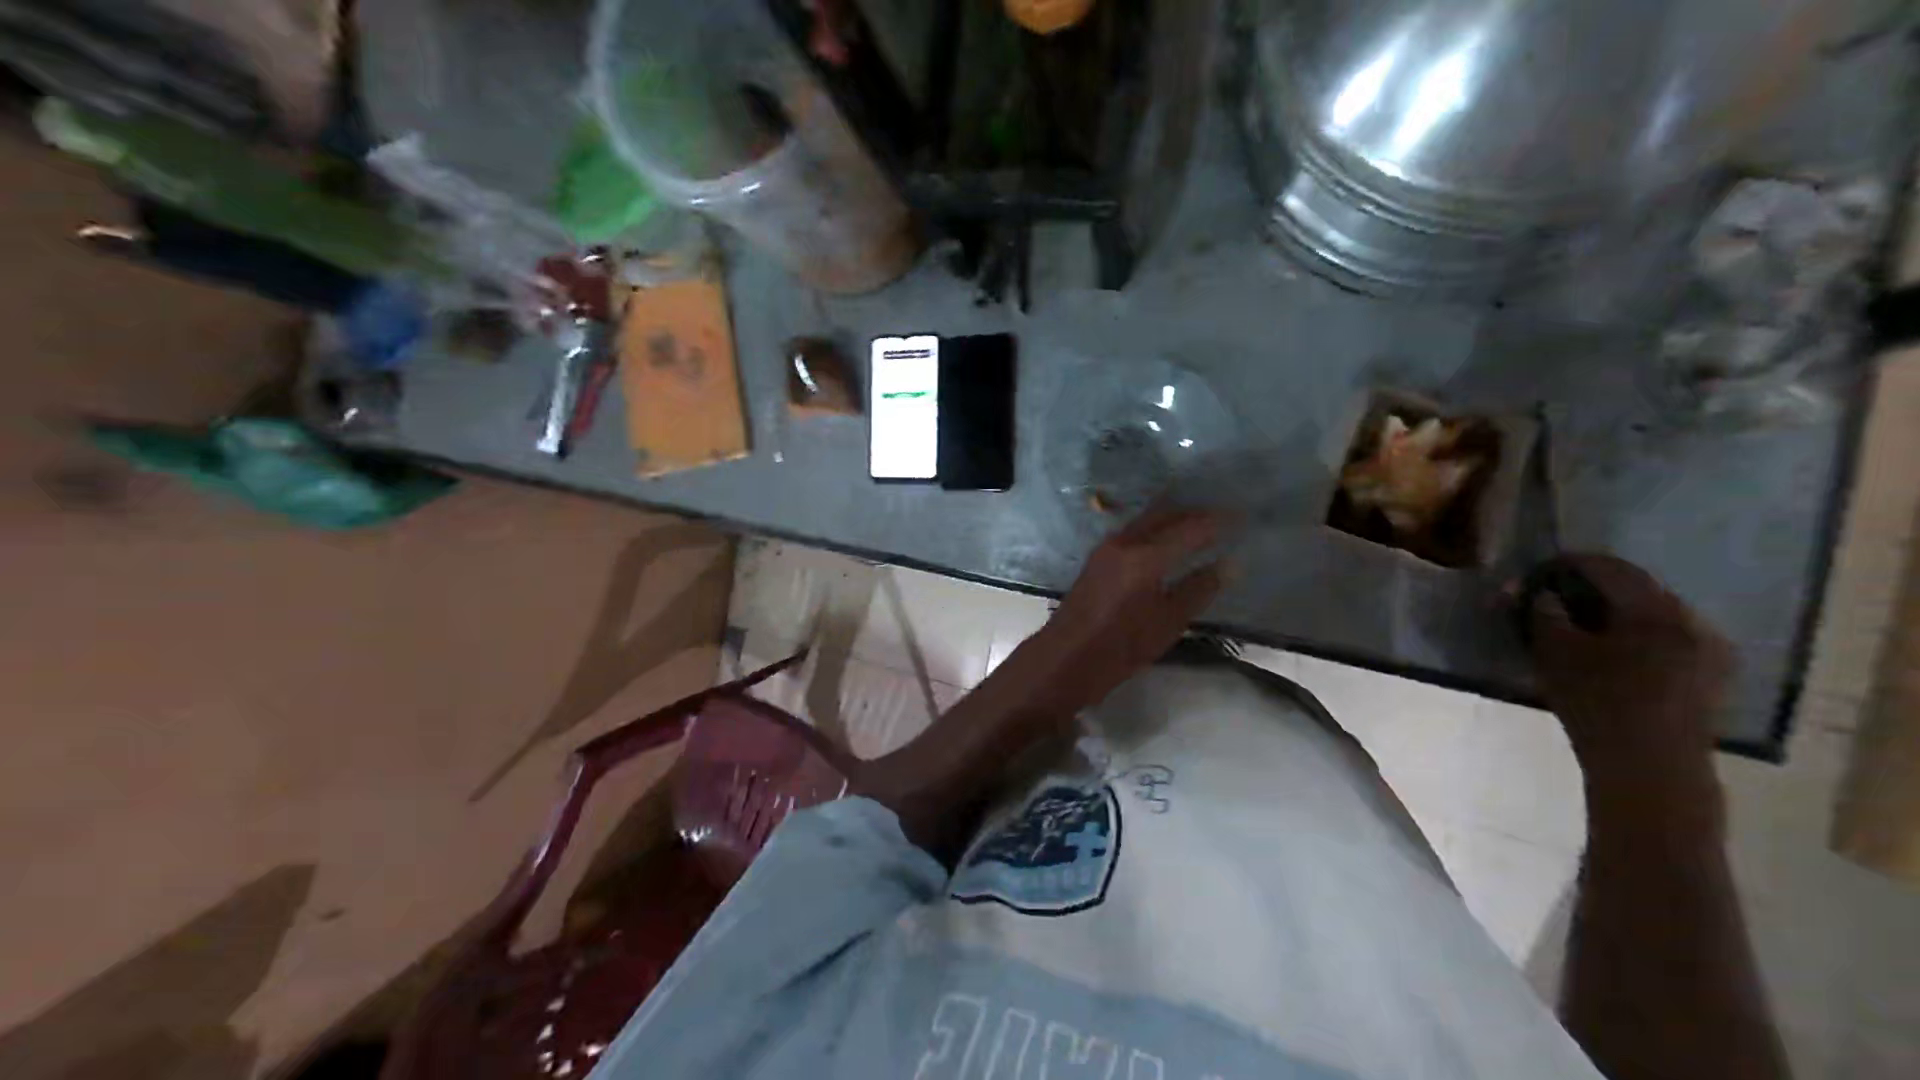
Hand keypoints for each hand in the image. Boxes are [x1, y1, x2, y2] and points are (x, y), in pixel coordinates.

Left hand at [1026, 506, 1229, 708]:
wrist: (1066, 657)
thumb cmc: (1120, 646)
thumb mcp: (1168, 623)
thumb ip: (1198, 590)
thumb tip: (1229, 564)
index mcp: (1145, 557)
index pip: (1190, 529)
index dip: (1217, 522)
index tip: (1241, 516)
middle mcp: (1124, 542)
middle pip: (1165, 515)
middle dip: (1194, 512)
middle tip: (1221, 515)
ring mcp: (1106, 548)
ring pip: (1146, 521)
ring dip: (1172, 517)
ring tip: (1198, 524)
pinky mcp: (1097, 558)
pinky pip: (1132, 531)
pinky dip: (1154, 528)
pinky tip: (1165, 540)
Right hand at [1525, 554, 1732, 775]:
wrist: (1651, 768)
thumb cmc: (1597, 704)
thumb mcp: (1554, 654)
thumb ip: (1541, 614)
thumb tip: (1534, 591)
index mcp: (1656, 610)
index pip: (1611, 567)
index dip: (1571, 563)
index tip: (1539, 569)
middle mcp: (1691, 621)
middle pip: (1637, 589)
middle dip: (1594, 587)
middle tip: (1555, 596)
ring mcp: (1708, 650)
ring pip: (1653, 614)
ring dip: (1615, 612)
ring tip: (1579, 624)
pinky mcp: (1709, 676)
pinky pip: (1666, 638)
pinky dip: (1634, 633)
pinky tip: (1610, 650)